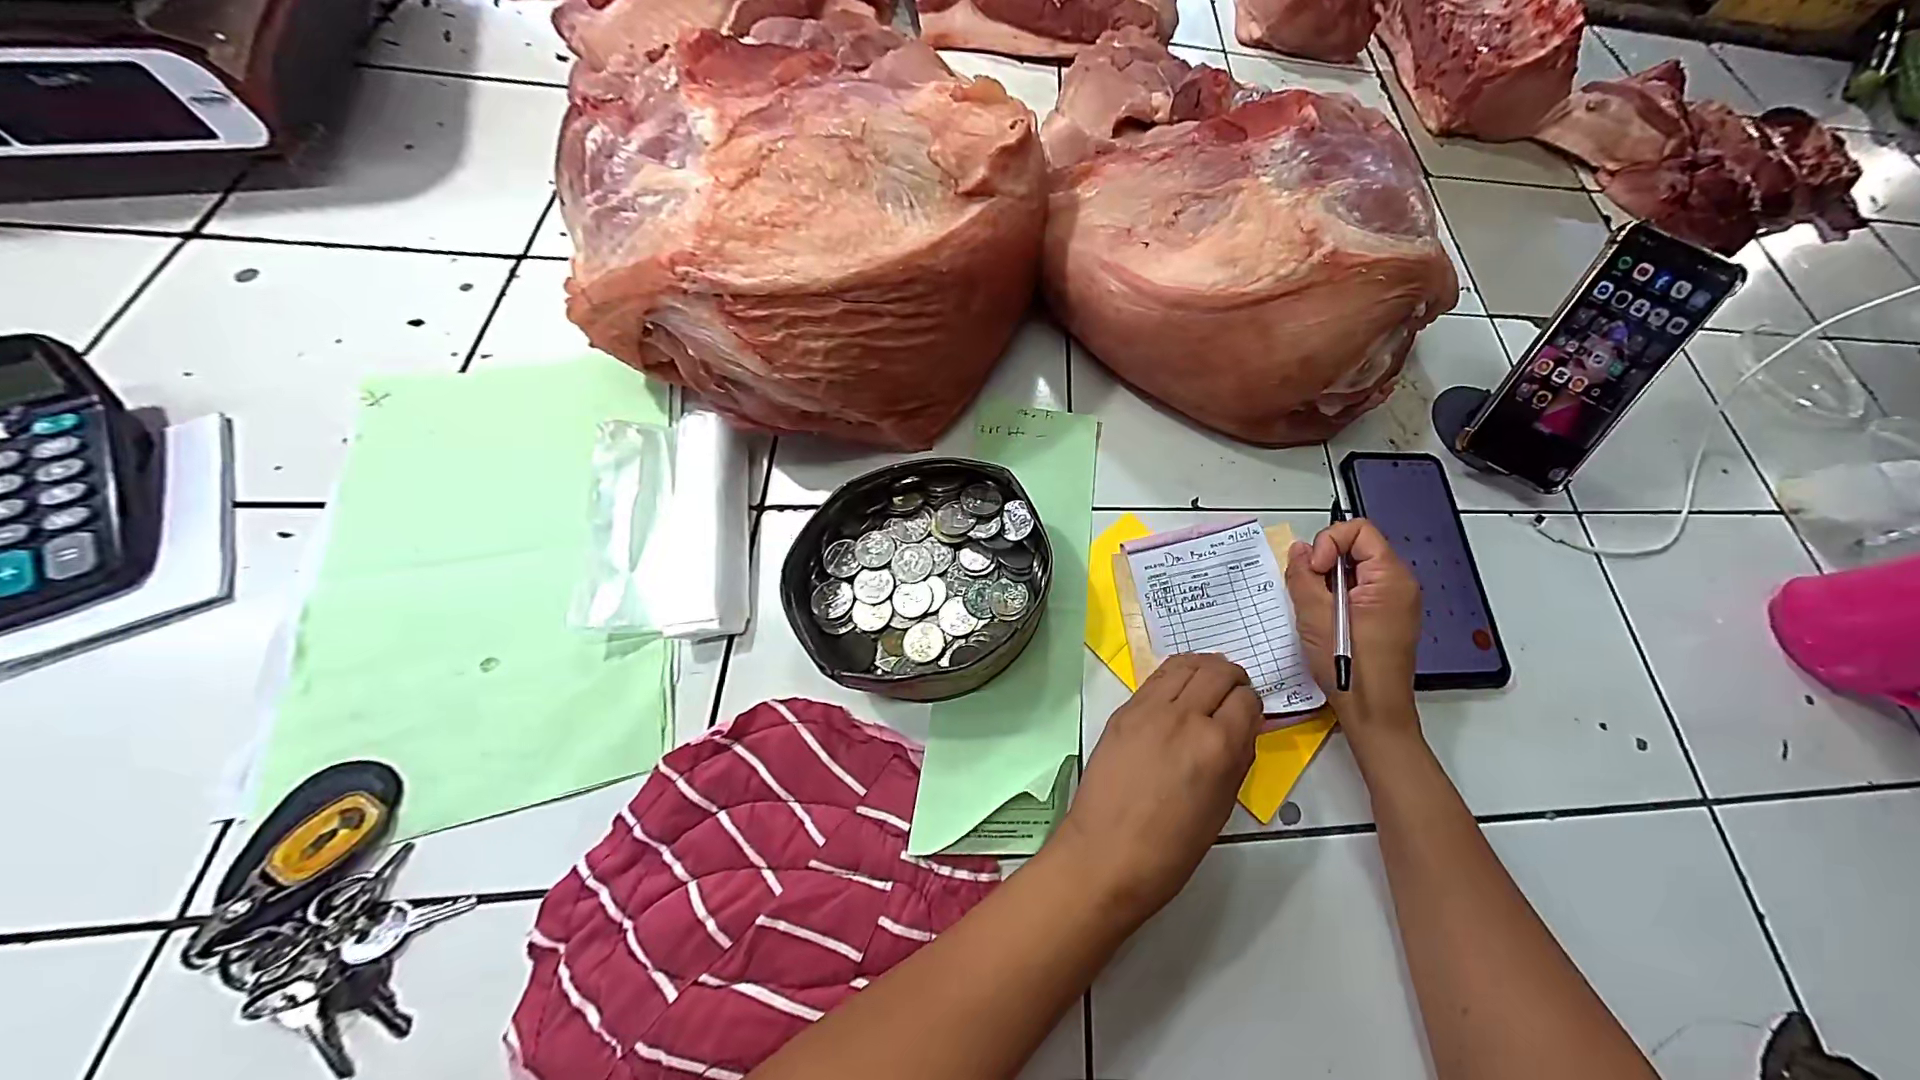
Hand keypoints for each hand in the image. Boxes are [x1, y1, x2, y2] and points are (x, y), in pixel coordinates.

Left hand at [1052, 654, 1261, 924]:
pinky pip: (1155, 679)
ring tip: (1208, 682)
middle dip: (1233, 678)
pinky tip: (1178, 689)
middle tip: (1233, 691)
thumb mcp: (1222, 805)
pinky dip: (1174, 676)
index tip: (1248, 714)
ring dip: (1203, 667)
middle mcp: (1184, 717)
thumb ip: (1237, 758)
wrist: (1106, 852)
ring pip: (1184, 664)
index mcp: (1217, 746)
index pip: (1246, 700)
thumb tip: (1242, 728)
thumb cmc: (1171, 846)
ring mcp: (1148, 710)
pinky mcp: (1122, 711)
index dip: (1252, 705)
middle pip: (1217, 671)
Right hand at [1284, 520, 1421, 742]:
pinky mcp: (1383, 616)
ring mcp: (1392, 601)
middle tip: (1309, 590)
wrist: (1375, 712)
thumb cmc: (1351, 668)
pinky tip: (1323, 618)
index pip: (1359, 529)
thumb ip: (1303, 576)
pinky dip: (1334, 594)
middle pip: (1356, 546)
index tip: (1314, 571)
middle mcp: (1398, 584)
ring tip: (1314, 608)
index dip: (1329, 542)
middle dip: (1324, 561)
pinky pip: (1355, 588)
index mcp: (1391, 578)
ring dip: (1326, 580)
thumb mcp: (1316, 617)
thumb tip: (1298, 550)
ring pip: (1352, 569)